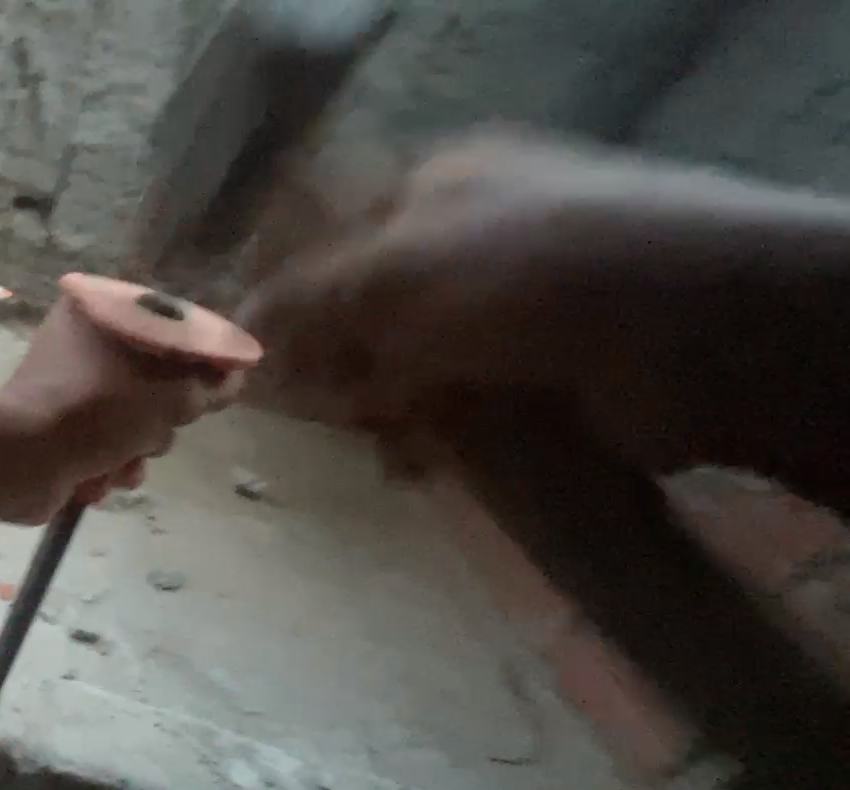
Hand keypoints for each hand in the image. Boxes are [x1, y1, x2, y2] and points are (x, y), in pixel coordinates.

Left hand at [0, 274, 257, 521]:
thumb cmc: (98, 411)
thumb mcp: (173, 391)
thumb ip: (214, 383)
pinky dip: (106, 473)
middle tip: (144, 428)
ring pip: (136, 430)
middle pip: (158, 390)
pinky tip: (93, 481)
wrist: (20, 460)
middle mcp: (83, 352)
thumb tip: (235, 377)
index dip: (196, 367)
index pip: (172, 334)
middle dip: (158, 424)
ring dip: (134, 456)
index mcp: (101, 318)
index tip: (205, 392)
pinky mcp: (59, 441)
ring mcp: (69, 400)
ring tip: (114, 461)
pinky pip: (106, 457)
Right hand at [236, 133, 849, 479]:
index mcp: (426, 194)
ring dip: (367, 409)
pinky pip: (431, 411)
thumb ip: (301, 299)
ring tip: (373, 432)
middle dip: (321, 364)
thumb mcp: (392, 272)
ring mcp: (488, 314)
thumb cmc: (528, 275)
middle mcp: (452, 248)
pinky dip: (413, 438)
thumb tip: (228, 331)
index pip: (316, 246)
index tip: (242, 355)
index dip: (275, 300)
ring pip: (384, 371)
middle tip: (301, 402)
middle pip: (347, 316)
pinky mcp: (513, 377)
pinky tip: (411, 457)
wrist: (699, 337)